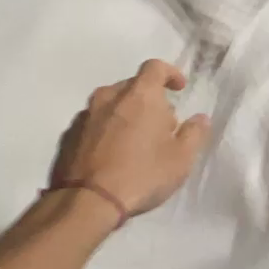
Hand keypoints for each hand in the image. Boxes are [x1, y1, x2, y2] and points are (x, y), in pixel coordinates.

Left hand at [50, 59, 210, 220]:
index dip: (170, 73)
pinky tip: (113, 154)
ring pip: (112, 104)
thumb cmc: (142, 174)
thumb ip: (194, 133)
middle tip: (161, 125)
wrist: (87, 201)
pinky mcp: (69, 134)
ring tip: (136, 141)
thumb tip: (200, 118)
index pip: (155, 67)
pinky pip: (94, 122)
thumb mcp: (181, 158)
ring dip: (127, 114)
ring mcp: (86, 115)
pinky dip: (107, 129)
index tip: (179, 89)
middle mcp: (110, 97)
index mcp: (140, 95)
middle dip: (150, 100)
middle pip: (133, 86)